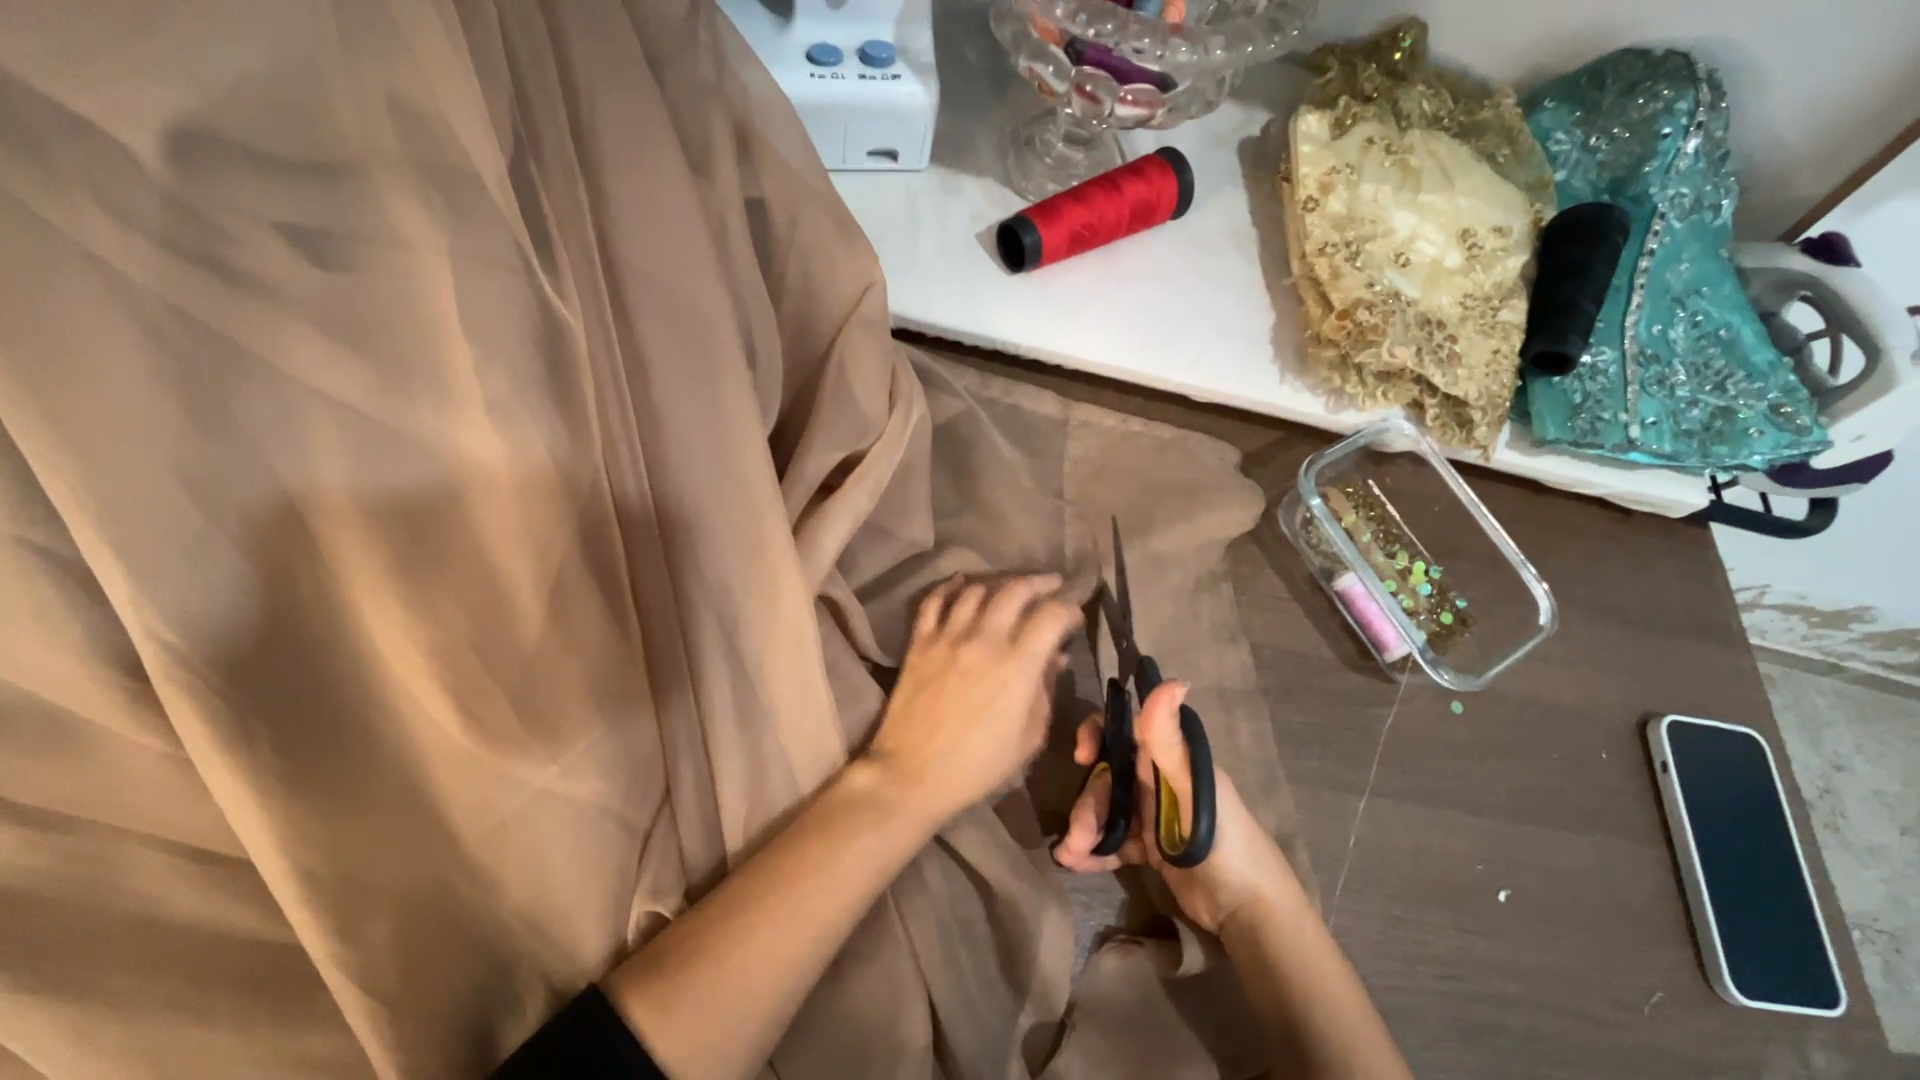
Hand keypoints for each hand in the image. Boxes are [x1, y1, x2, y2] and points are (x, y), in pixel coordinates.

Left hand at [864, 574, 1082, 825]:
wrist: (912, 773)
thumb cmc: (978, 765)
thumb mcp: (1028, 737)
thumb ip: (1045, 691)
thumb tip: (1056, 658)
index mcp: (1017, 666)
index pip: (1051, 616)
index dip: (1069, 608)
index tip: (1074, 615)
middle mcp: (984, 640)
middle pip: (1015, 591)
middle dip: (1039, 583)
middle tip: (1052, 585)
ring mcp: (948, 638)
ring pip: (976, 590)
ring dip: (999, 583)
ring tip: (1011, 588)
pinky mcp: (920, 643)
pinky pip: (933, 602)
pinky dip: (949, 587)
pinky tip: (960, 582)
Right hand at [1052, 681, 1298, 934]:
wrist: (1247, 908)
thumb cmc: (1223, 839)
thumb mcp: (1194, 789)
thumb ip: (1171, 741)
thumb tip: (1172, 680)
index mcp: (1171, 758)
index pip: (1124, 730)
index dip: (1097, 736)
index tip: (1082, 758)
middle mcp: (1159, 779)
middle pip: (1108, 778)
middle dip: (1087, 804)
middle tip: (1076, 837)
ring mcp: (1153, 814)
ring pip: (1106, 810)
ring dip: (1085, 830)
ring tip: (1071, 856)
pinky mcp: (1150, 847)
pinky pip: (1113, 840)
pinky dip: (1094, 851)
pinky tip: (1076, 865)